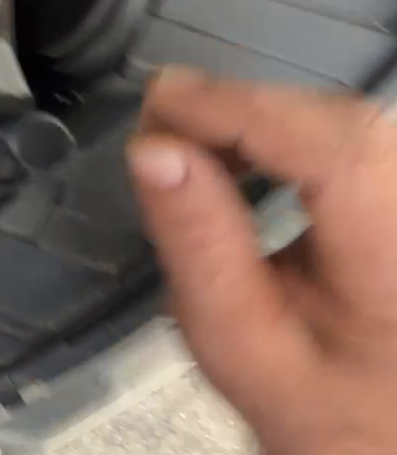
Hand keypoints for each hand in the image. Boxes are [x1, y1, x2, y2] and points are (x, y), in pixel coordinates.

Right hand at [127, 68, 396, 454]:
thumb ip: (193, 239)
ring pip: (356, 125)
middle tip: (162, 127)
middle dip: (239, 107)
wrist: (377, 435)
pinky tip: (244, 149)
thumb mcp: (229, 332)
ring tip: (192, 141)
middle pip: (349, 127)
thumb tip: (152, 150)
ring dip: (260, 115)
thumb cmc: (306, 397)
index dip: (240, 110)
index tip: (158, 103)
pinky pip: (363, 142)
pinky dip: (288, 130)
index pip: (339, 156)